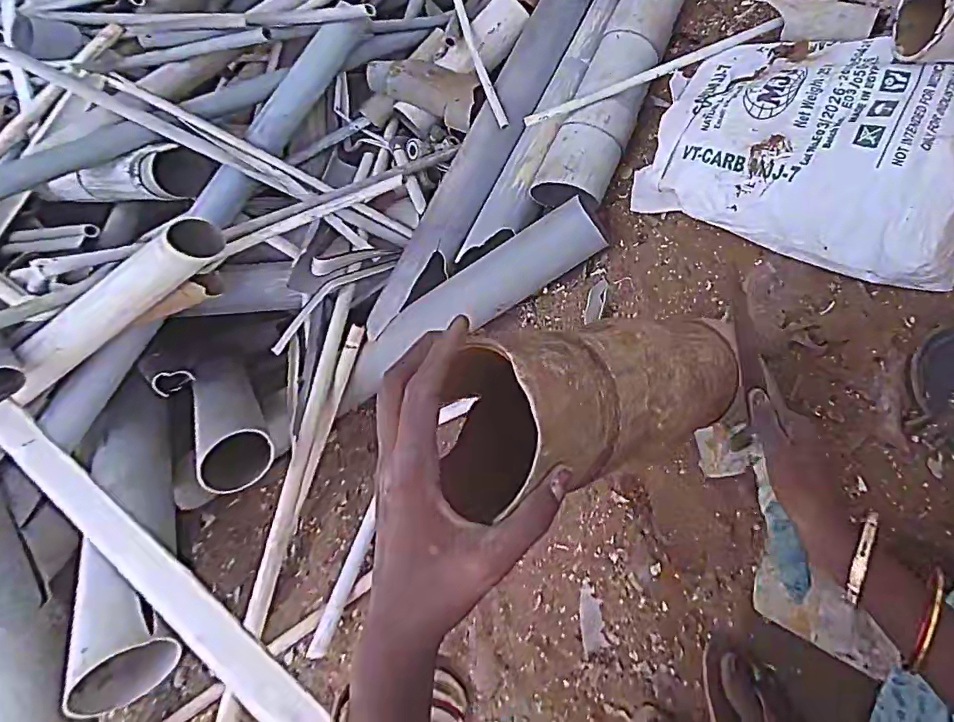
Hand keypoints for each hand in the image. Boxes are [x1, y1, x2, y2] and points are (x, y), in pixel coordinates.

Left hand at [372, 316, 570, 644]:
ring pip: (390, 403)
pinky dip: (421, 394)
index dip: (441, 355)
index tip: (462, 326)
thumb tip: (564, 474)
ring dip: (418, 369)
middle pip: (393, 389)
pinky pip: (400, 421)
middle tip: (456, 329)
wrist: (398, 626)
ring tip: (454, 352)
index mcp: (412, 475)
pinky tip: (452, 398)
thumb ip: (532, 519)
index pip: (420, 397)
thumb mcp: (492, 560)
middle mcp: (393, 466)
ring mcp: (389, 472)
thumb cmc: (437, 594)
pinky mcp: (395, 478)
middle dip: (421, 350)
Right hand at [747, 388, 856, 580]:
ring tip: (742, 467)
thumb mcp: (776, 452)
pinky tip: (759, 480)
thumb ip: (766, 422)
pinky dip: (769, 468)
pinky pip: (782, 463)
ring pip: (777, 446)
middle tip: (733, 446)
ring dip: (760, 453)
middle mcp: (807, 435)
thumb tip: (757, 392)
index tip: (733, 420)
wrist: (824, 527)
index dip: (752, 411)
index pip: (772, 406)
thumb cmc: (798, 488)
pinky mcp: (808, 474)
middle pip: (775, 426)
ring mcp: (810, 455)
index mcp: (800, 424)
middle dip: (755, 434)